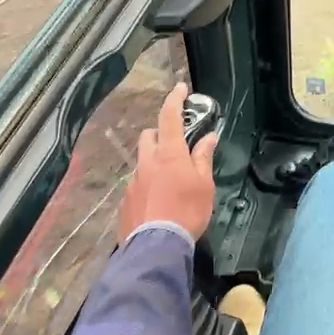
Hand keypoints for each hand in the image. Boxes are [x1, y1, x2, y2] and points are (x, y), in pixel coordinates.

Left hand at [116, 83, 217, 242]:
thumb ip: (203, 158)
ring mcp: (133, 181)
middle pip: (149, 136)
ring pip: (142, 161)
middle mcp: (147, 162)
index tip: (180, 87)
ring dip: (154, 162)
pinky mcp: (125, 201)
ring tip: (169, 180)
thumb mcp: (205, 185)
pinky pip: (137, 184)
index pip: (169, 117)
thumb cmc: (187, 212)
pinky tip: (158, 201)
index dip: (174, 99)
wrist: (156, 247)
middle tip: (175, 144)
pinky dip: (148, 184)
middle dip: (160, 133)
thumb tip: (208, 137)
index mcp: (169, 154)